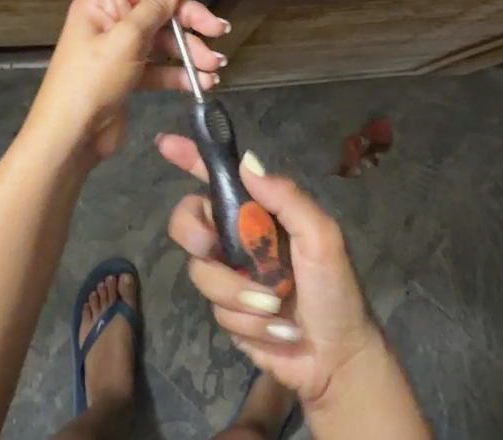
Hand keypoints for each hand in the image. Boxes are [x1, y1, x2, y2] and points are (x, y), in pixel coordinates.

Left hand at [26, 0, 227, 160]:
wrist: (71, 137)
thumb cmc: (92, 80)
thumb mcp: (125, 39)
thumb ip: (154, 8)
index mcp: (103, 4)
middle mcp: (112, 23)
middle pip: (160, 12)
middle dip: (190, 22)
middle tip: (220, 31)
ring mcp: (122, 51)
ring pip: (164, 42)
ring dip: (192, 52)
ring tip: (214, 68)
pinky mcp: (130, 77)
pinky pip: (161, 68)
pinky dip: (181, 74)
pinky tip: (202, 83)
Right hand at [157, 137, 383, 407]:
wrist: (336, 358)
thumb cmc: (335, 290)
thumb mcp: (322, 238)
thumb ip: (287, 199)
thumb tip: (247, 162)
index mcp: (262, 210)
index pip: (221, 176)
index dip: (191, 156)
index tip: (166, 143)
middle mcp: (240, 235)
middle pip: (190, 220)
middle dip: (194, 233)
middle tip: (210, 246)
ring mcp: (231, 272)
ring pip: (202, 271)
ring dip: (238, 293)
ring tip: (275, 307)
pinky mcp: (228, 309)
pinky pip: (217, 308)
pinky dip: (247, 321)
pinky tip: (274, 329)